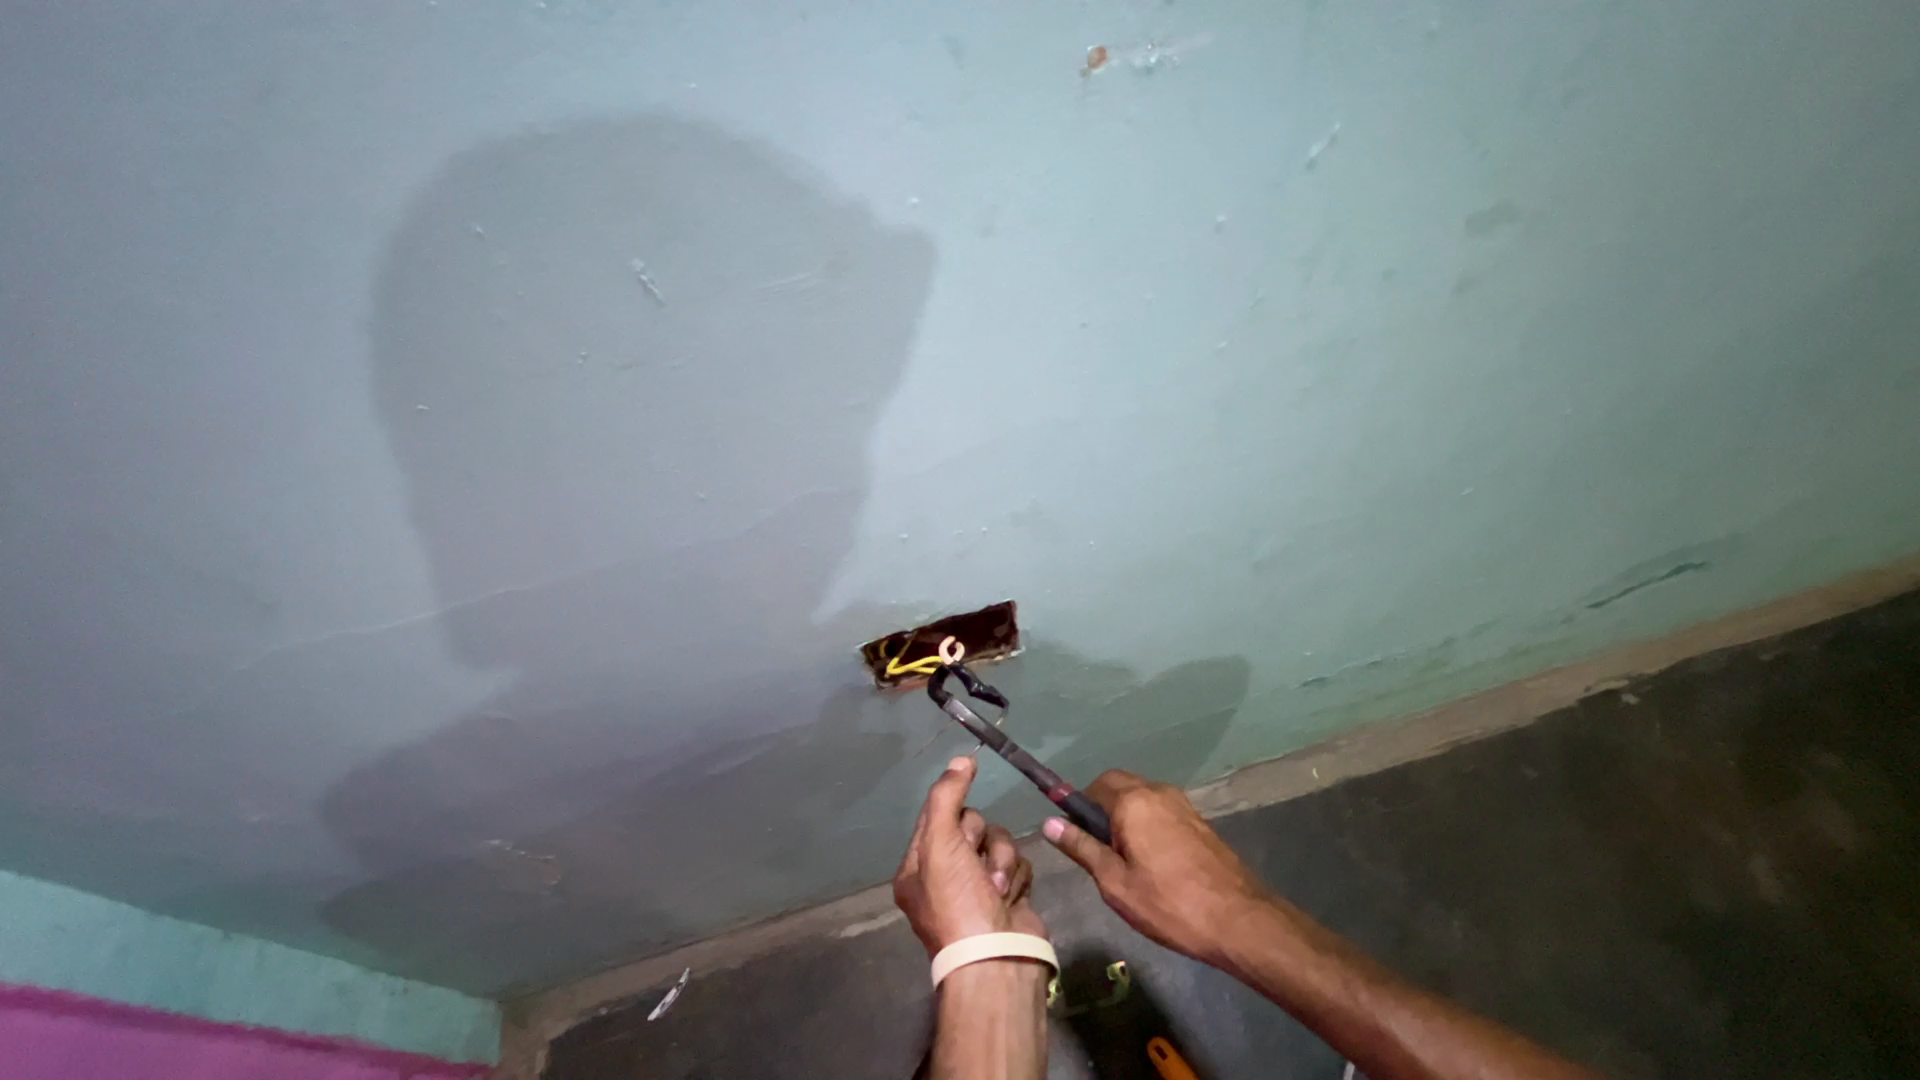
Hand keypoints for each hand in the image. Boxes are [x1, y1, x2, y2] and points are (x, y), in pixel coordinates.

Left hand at [894, 757, 1046, 955]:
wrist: (998, 956)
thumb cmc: (958, 900)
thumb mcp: (940, 843)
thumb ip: (947, 797)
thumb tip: (961, 759)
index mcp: (918, 868)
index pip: (935, 815)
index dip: (951, 800)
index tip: (967, 771)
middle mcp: (945, 876)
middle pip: (971, 826)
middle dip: (980, 839)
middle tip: (976, 862)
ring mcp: (978, 887)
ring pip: (997, 842)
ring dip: (1000, 860)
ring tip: (997, 887)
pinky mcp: (1008, 895)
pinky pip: (1017, 864)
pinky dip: (1016, 876)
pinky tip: (1011, 896)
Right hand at [1043, 770, 1267, 964]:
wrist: (1240, 920)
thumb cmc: (1170, 904)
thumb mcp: (1115, 883)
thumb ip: (1081, 848)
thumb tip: (1049, 823)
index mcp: (1132, 801)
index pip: (1092, 788)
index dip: (1077, 810)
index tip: (1076, 840)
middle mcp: (1157, 791)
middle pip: (1117, 785)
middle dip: (1101, 809)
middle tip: (1099, 852)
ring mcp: (1181, 804)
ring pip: (1140, 796)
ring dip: (1124, 815)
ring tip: (1125, 861)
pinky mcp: (1198, 820)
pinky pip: (1160, 809)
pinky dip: (1147, 823)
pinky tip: (1152, 861)